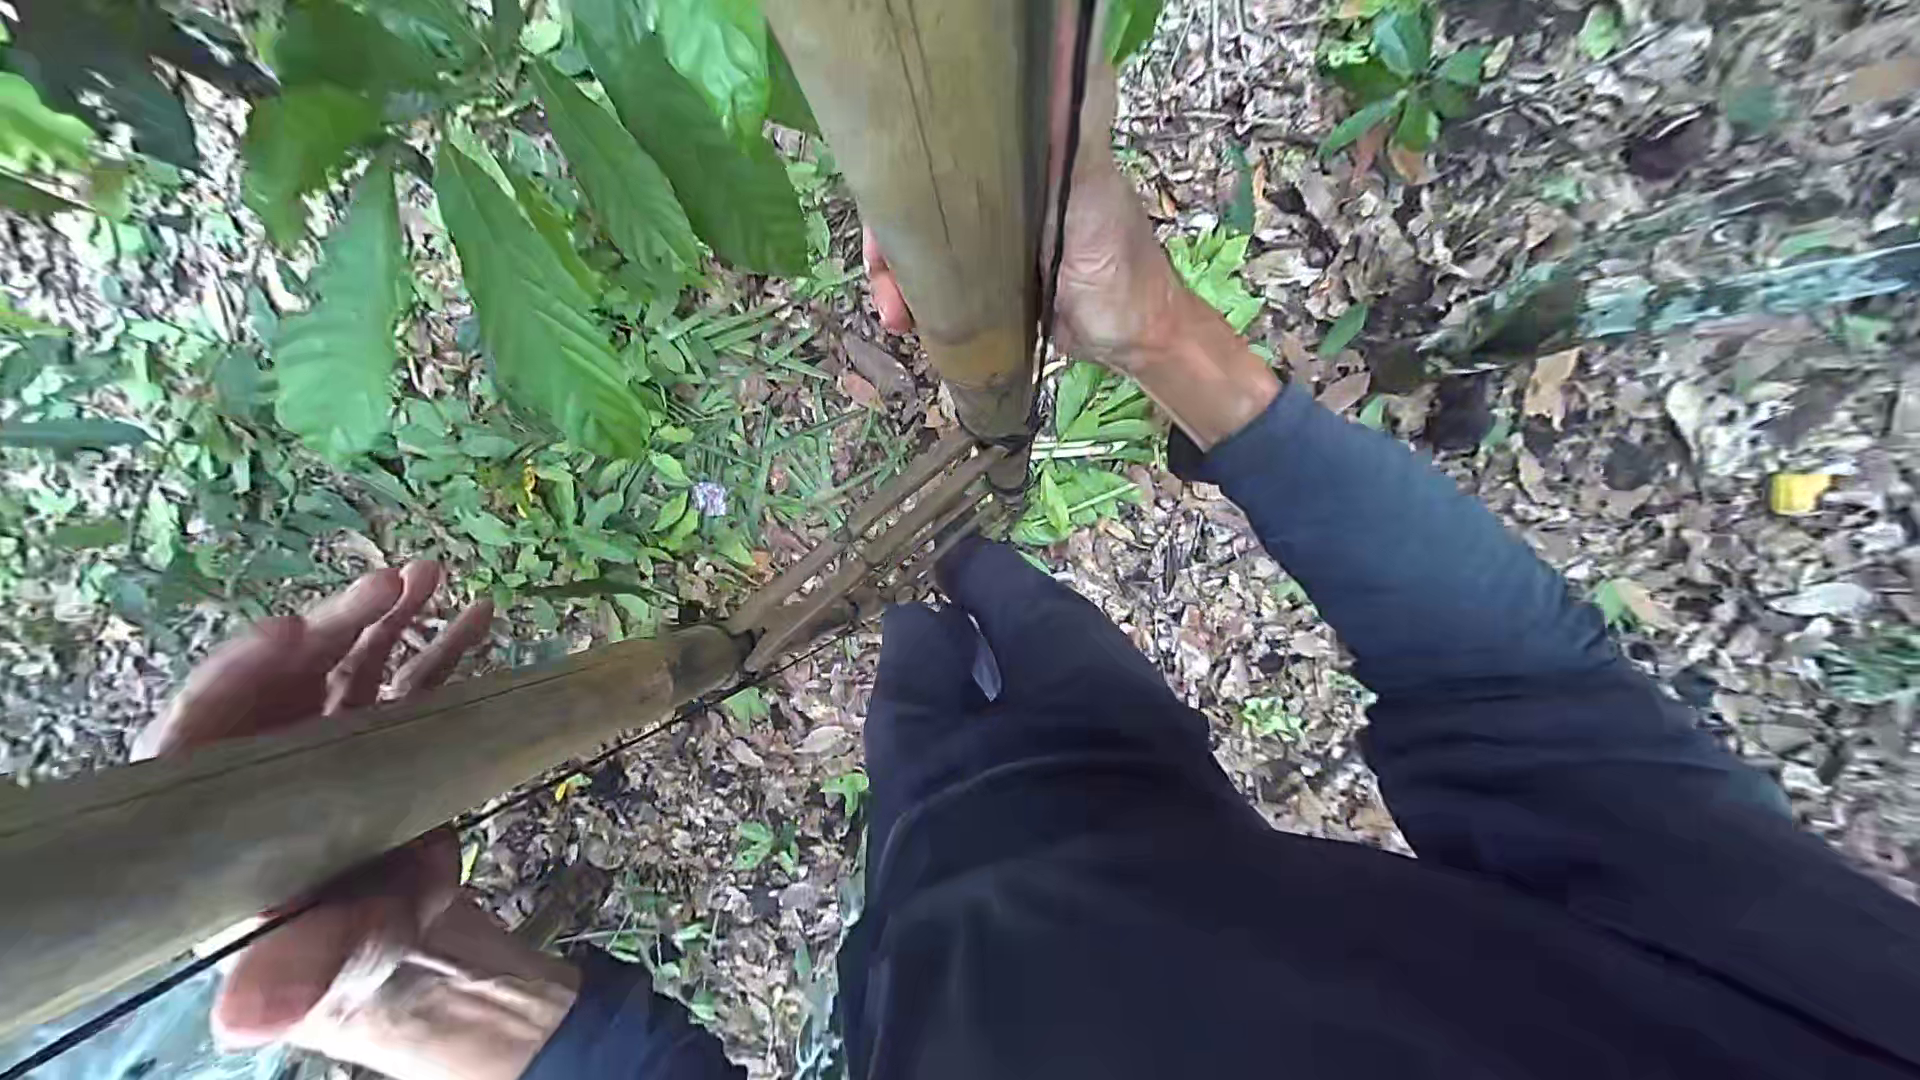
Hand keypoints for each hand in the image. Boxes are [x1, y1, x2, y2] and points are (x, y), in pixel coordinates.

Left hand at [134, 563, 571, 1079]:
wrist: (397, 931)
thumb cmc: (348, 944)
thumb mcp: (330, 956)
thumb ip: (302, 966)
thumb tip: (254, 1011)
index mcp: (227, 807)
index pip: (203, 729)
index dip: (237, 675)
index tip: (290, 630)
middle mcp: (276, 759)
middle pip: (293, 676)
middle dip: (341, 624)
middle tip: (392, 583)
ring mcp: (341, 739)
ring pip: (357, 662)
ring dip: (393, 615)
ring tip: (431, 575)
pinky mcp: (398, 733)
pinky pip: (421, 677)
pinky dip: (449, 642)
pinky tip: (479, 614)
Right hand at [862, 8, 1278, 448]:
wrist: (1127, 334)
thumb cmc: (1115, 257)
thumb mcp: (1092, 184)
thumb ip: (1075, 124)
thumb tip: (1069, 39)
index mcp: (1008, 167)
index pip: (935, 159)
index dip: (900, 184)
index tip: (884, 218)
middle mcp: (990, 201)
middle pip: (917, 213)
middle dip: (890, 251)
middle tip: (886, 290)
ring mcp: (985, 249)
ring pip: (920, 257)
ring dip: (896, 286)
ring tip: (896, 318)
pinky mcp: (985, 292)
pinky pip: (937, 293)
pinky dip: (917, 309)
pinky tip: (909, 325)